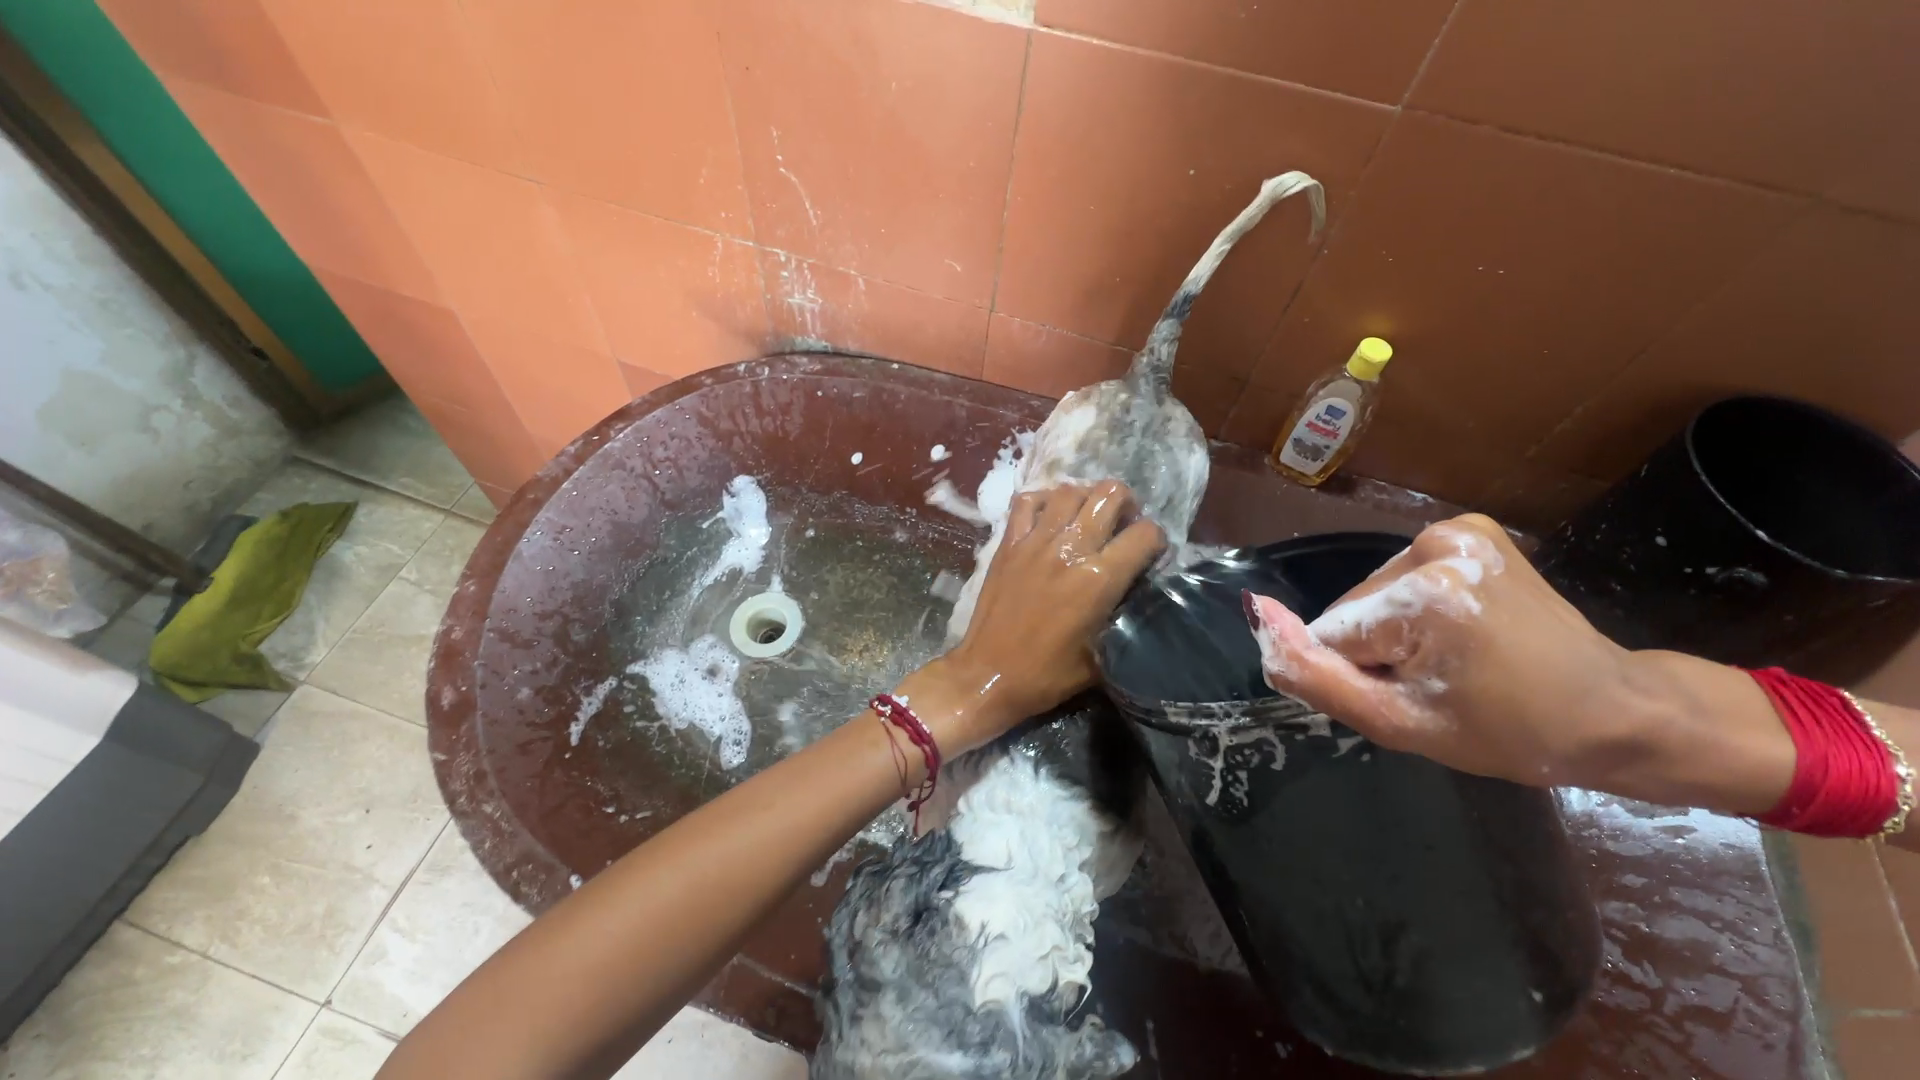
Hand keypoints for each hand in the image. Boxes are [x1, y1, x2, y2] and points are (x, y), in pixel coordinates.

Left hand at [910, 482, 1164, 754]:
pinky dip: (1045, 500)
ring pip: (1069, 490)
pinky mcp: (1008, 543)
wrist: (989, 675)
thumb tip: (1139, 596)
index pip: (1145, 534)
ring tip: (1090, 517)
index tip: (1152, 554)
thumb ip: (1125, 619)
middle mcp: (1070, 549)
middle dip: (1128, 504)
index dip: (1157, 540)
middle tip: (1124, 525)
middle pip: (1110, 494)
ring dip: (1088, 497)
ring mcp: (1034, 541)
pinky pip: (1027, 501)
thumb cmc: (1048, 675)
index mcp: (1099, 579)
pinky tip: (1051, 516)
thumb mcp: (1103, 657)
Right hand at [1245, 514, 1794, 812]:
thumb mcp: (1400, 723)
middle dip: (1376, 649)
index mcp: (1424, 595)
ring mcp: (1457, 530)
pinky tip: (1462, 629)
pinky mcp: (1471, 528)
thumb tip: (1258, 615)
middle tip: (1438, 683)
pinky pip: (1402, 575)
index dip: (1363, 675)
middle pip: (1353, 608)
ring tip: (1456, 659)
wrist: (1612, 709)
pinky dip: (1416, 607)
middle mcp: (1434, 544)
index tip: (1417, 696)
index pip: (1332, 635)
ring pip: (1374, 592)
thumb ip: (1315, 675)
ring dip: (1394, 630)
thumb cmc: (1509, 732)